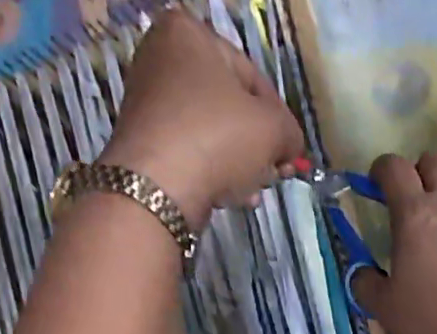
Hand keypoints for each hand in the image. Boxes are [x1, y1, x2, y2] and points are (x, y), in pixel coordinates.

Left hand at [96, 11, 303, 215]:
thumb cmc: (218, 140)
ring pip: (214, 132)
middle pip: (231, 107)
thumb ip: (290, 132)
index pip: (254, 77)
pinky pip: (192, 151)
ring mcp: (148, 100)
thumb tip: (289, 145)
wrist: (158, 187)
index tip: (289, 151)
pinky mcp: (145, 139)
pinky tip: (230, 195)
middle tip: (275, 173)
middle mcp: (162, 57)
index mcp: (190, 34)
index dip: (279, 119)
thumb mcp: (274, 130)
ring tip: (253, 190)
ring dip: (241, 163)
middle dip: (258, 145)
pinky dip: (214, 171)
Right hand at [350, 153, 436, 333]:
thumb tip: (360, 272)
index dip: (381, 170)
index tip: (378, 185)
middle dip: (422, 170)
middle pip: (436, 159)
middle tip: (417, 196)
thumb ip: (365, 283)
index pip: (393, 167)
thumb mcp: (384, 308)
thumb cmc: (430, 321)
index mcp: (414, 213)